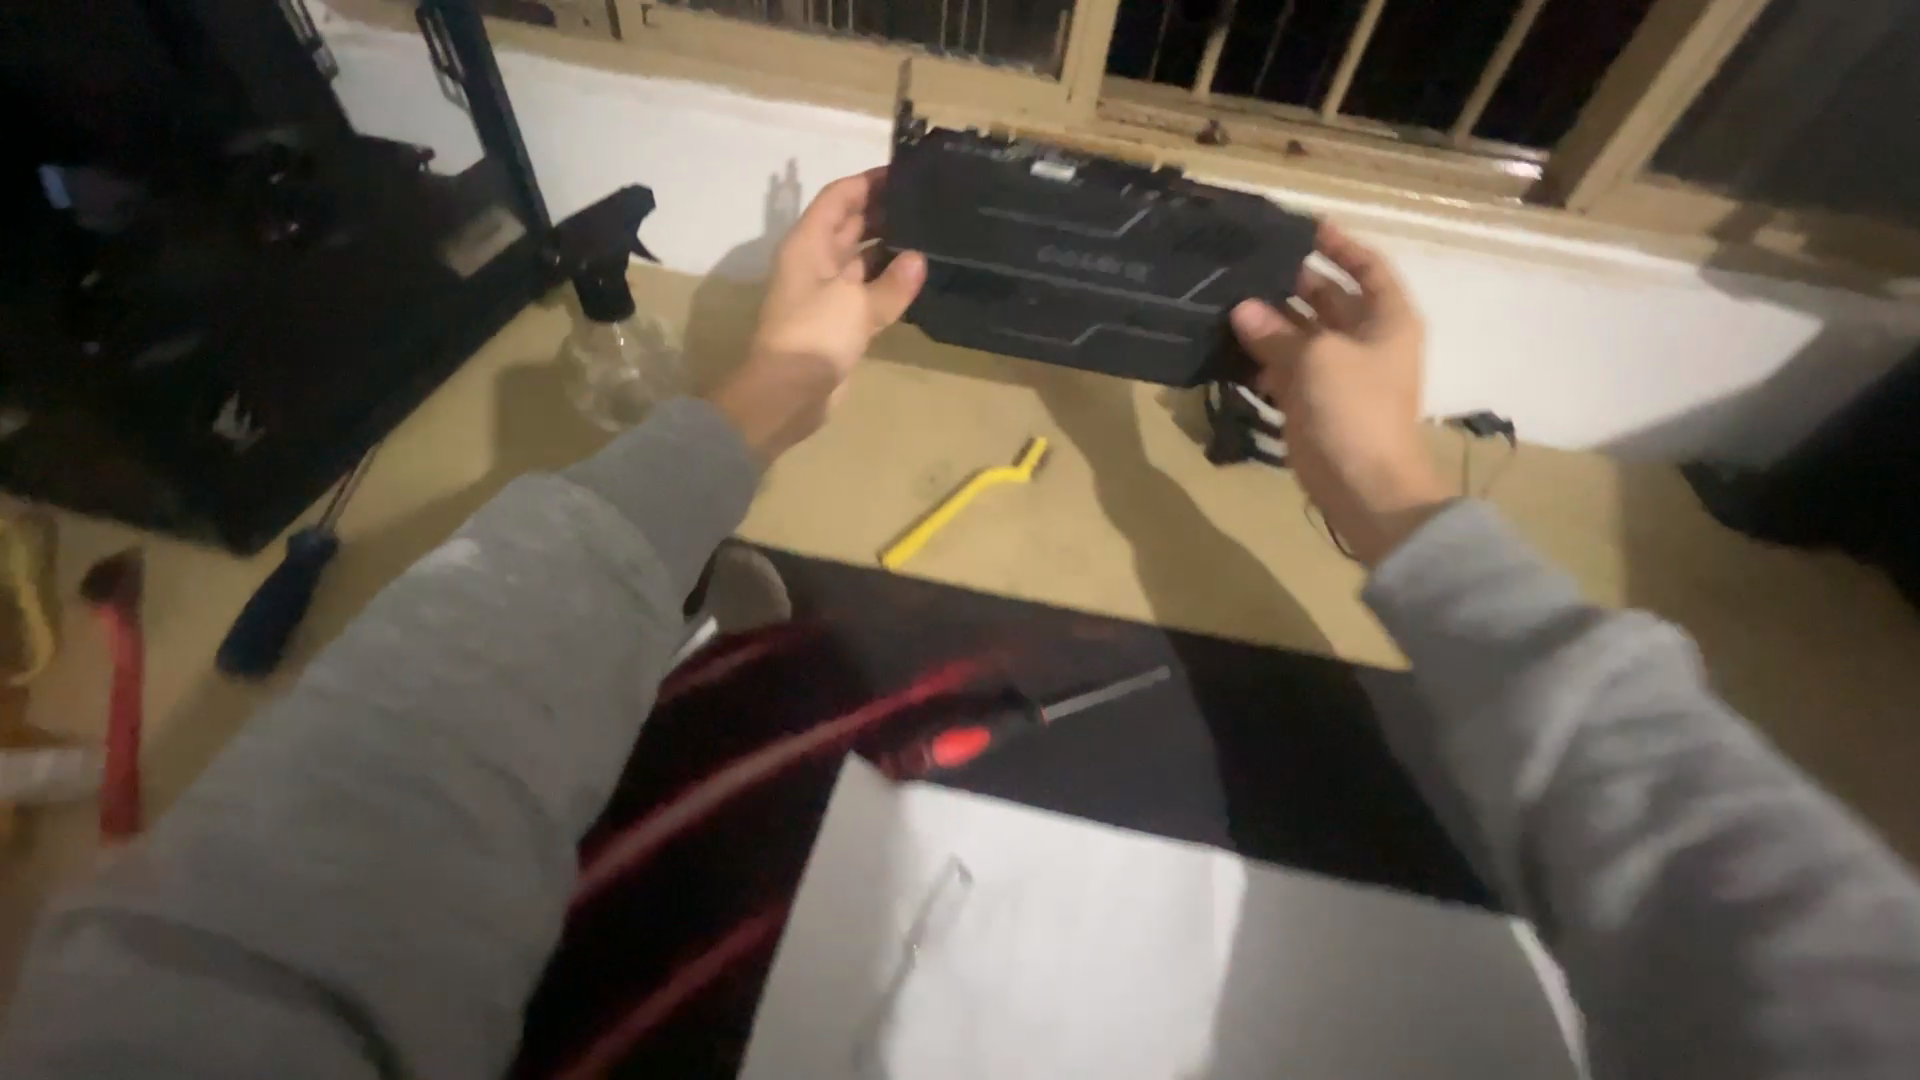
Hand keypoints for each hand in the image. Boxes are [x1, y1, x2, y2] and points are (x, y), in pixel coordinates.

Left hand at [706, 167, 926, 460]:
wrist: (787, 394)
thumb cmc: (814, 337)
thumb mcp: (856, 304)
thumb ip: (892, 283)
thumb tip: (919, 260)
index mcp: (809, 245)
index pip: (839, 198)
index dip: (868, 182)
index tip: (905, 174)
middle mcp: (816, 263)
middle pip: (850, 226)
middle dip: (884, 213)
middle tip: (927, 204)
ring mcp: (828, 294)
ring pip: (862, 260)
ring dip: (890, 250)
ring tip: (931, 236)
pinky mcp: (839, 324)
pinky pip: (867, 294)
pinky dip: (889, 285)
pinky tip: (918, 279)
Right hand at [1230, 224, 1448, 565]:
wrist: (1363, 484)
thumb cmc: (1353, 410)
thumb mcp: (1315, 360)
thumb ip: (1276, 332)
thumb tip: (1241, 310)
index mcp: (1386, 319)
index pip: (1367, 267)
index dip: (1340, 246)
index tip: (1304, 230)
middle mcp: (1366, 340)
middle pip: (1329, 300)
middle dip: (1292, 285)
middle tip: (1248, 270)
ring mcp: (1339, 374)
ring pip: (1302, 337)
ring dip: (1271, 325)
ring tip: (1229, 306)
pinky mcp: (1314, 403)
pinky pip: (1286, 371)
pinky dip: (1263, 362)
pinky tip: (1232, 351)